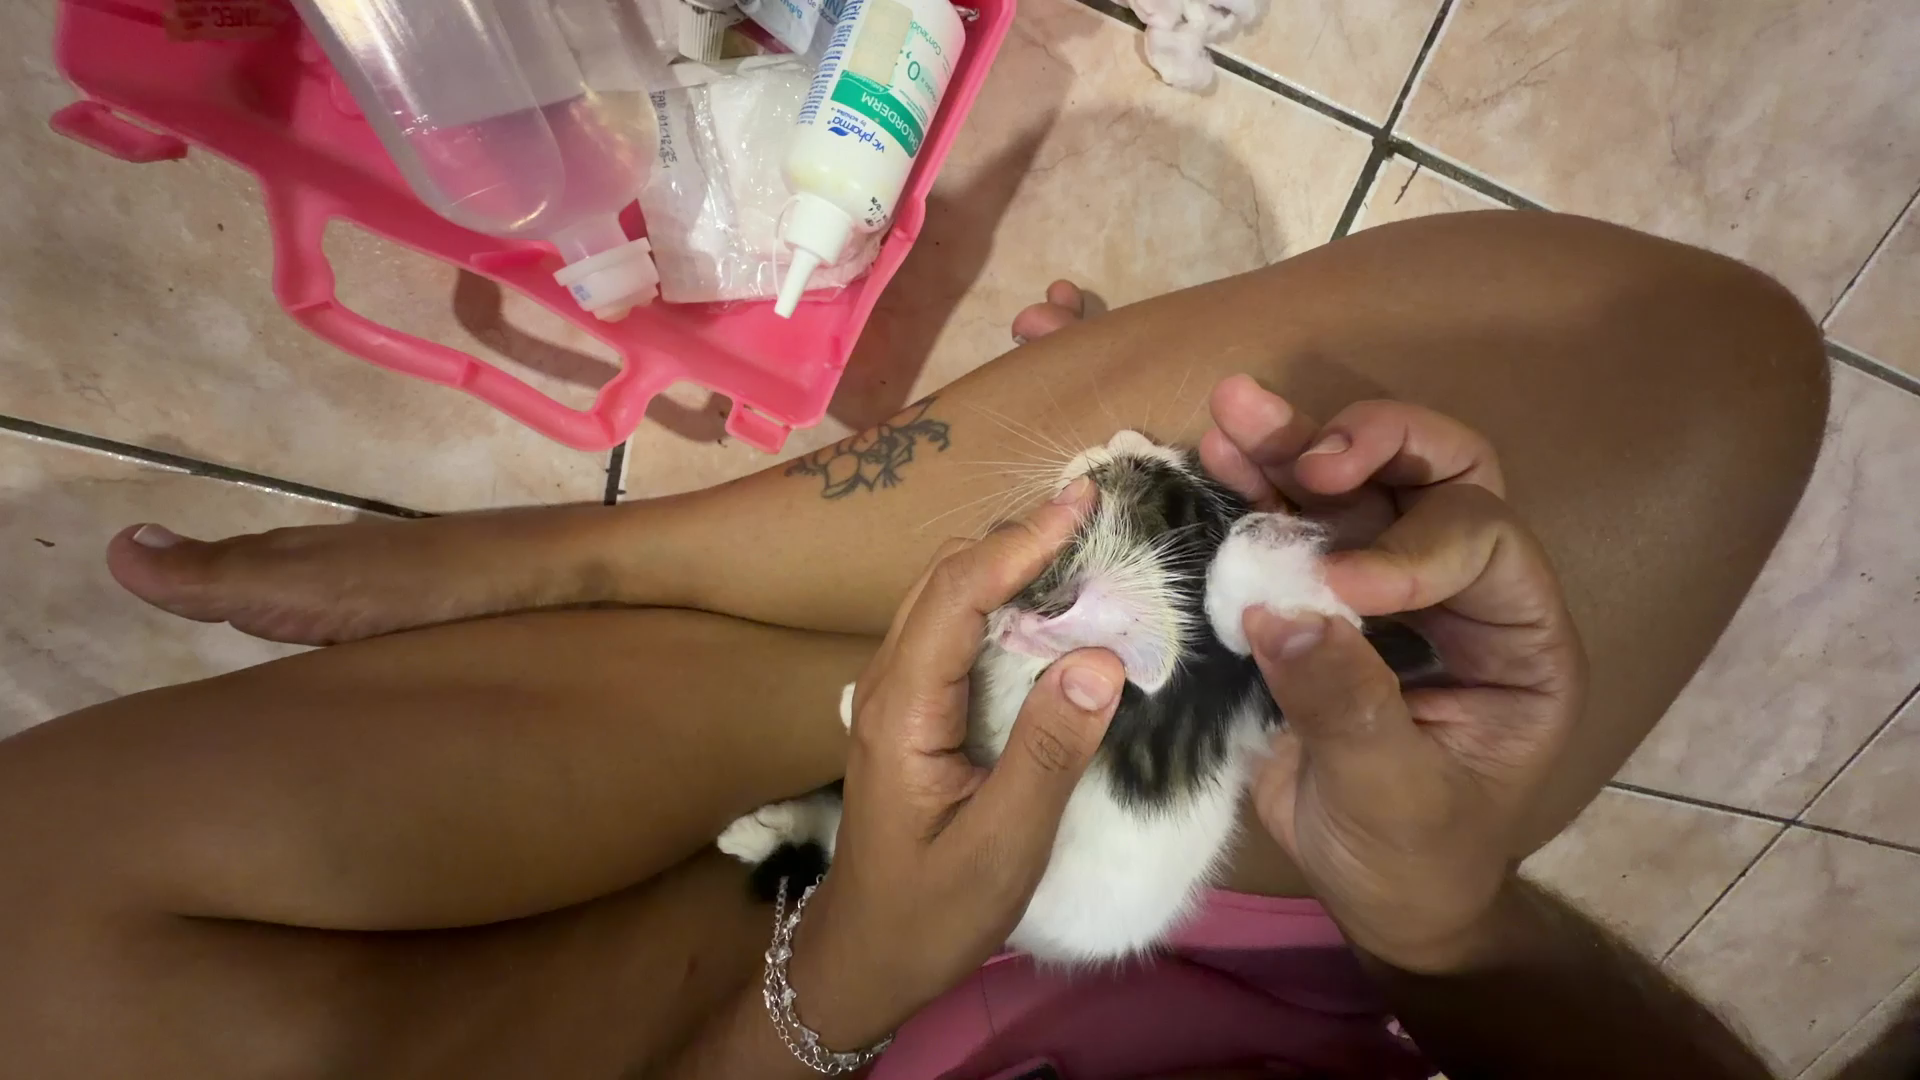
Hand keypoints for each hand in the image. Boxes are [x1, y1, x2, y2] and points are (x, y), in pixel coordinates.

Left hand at [784, 479, 1125, 1047]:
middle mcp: (890, 679)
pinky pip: (954, 626)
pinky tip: (1044, 607)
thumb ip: (1047, 752)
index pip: (959, 594)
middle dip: (1017, 537)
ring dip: (1008, 562)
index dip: (1020, 542)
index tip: (1081, 505)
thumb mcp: (1000, 847)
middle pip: (946, 577)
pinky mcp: (914, 703)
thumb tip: (1099, 659)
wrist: (865, 951)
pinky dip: (1001, 598)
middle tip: (1091, 519)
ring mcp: (897, 688)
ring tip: (1077, 548)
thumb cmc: (930, 911)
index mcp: (904, 707)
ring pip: (946, 594)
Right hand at [1202, 379, 1585, 973]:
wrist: (1370, 881)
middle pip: (1435, 474)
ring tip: (1232, 409)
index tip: (1332, 588)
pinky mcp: (1305, 591)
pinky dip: (1249, 484)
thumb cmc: (1412, 852)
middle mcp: (1454, 589)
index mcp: (1516, 638)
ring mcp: (1374, 582)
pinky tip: (1213, 452)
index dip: (1409, 550)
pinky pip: (1283, 521)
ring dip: (1290, 444)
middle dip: (1372, 446)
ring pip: (1347, 485)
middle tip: (1313, 454)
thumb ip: (1350, 707)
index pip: (1482, 544)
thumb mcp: (1395, 796)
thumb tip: (1282, 613)